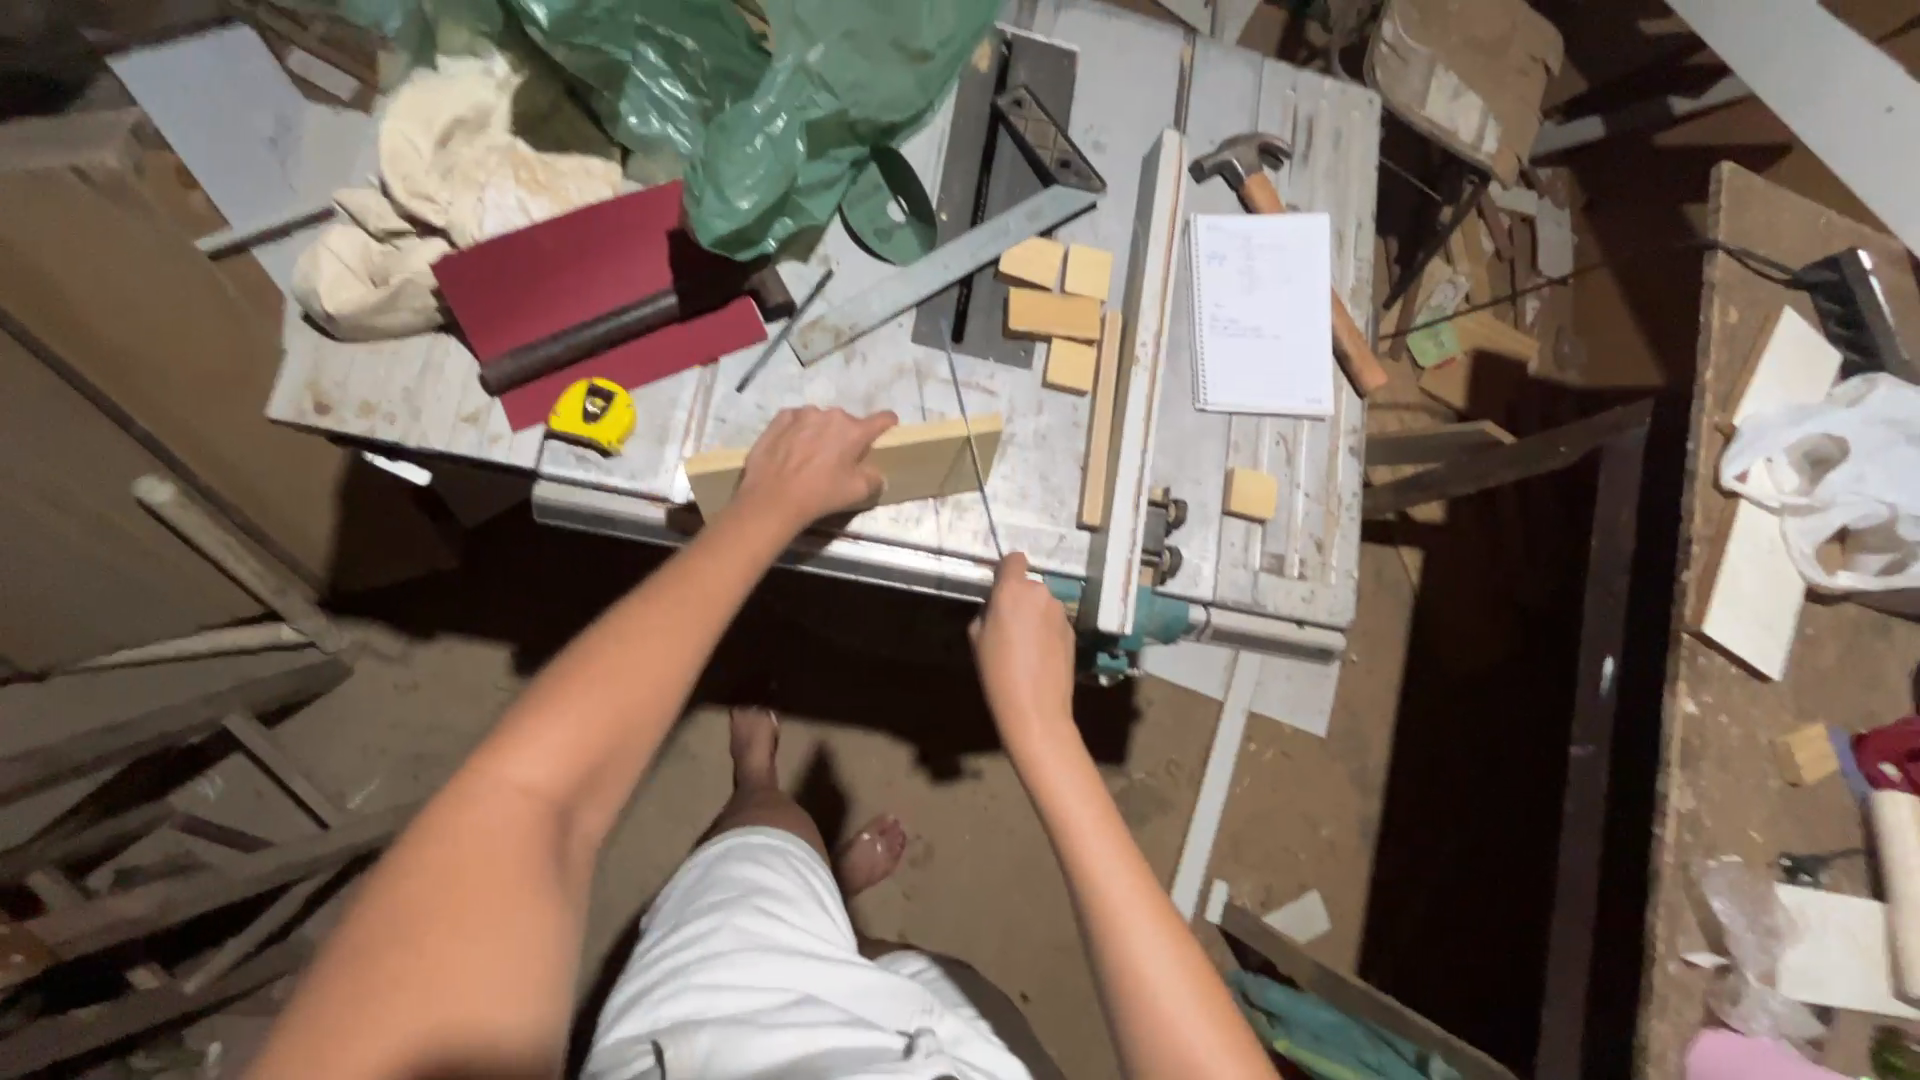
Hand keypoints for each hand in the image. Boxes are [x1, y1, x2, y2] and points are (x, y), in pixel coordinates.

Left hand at [731, 407, 897, 530]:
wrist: (773, 498)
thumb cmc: (820, 495)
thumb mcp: (857, 493)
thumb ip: (874, 479)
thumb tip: (876, 474)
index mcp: (854, 431)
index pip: (882, 419)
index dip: (888, 423)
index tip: (888, 427)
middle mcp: (831, 415)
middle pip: (847, 422)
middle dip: (846, 436)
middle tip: (838, 458)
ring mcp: (803, 414)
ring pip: (820, 419)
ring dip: (820, 431)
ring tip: (810, 454)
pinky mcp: (780, 418)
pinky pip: (796, 420)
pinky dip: (798, 430)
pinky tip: (792, 448)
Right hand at [970, 553, 1076, 750]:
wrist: (1036, 706)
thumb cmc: (997, 671)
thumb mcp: (976, 637)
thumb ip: (987, 611)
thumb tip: (997, 606)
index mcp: (1012, 590)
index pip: (1014, 559)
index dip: (1007, 570)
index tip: (1001, 587)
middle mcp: (1040, 593)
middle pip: (1028, 585)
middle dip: (1019, 599)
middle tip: (1008, 626)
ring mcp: (1060, 611)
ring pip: (1043, 604)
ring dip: (1035, 615)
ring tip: (1026, 645)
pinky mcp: (1073, 630)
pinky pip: (1054, 621)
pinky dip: (1047, 630)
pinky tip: (1041, 655)